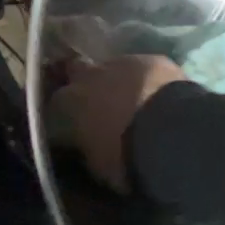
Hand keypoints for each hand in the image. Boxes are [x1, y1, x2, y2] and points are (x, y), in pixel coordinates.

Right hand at [50, 55, 188, 191]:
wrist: (170, 134)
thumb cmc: (125, 157)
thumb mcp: (97, 165)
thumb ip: (88, 149)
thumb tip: (90, 147)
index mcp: (67, 106)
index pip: (54, 107)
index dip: (64, 115)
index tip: (73, 126)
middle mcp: (86, 78)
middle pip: (75, 70)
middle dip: (84, 82)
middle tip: (97, 100)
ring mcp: (120, 63)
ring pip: (112, 67)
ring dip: (118, 81)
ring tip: (134, 100)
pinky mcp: (151, 59)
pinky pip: (143, 68)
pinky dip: (147, 80)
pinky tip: (159, 95)